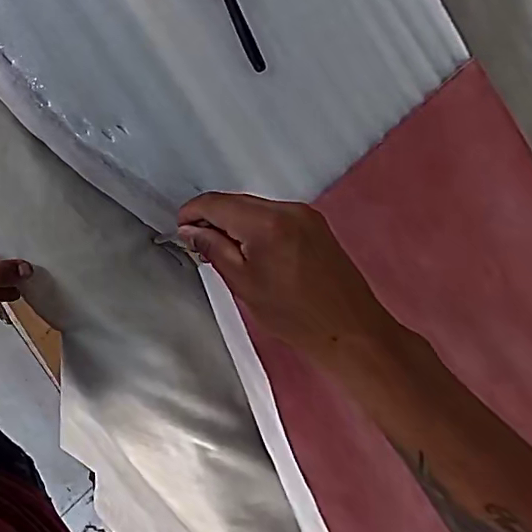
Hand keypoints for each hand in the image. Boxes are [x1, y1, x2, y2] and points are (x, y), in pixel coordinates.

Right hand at [177, 192, 396, 363]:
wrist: (349, 330)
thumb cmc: (299, 316)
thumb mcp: (243, 284)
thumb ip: (213, 249)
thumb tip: (192, 231)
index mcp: (267, 223)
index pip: (216, 203)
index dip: (192, 213)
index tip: (182, 227)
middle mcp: (288, 210)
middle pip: (235, 201)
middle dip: (212, 217)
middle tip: (197, 242)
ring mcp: (305, 215)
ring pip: (254, 206)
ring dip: (235, 222)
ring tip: (226, 252)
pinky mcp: (315, 224)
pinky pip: (274, 214)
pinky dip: (256, 225)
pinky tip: (252, 250)